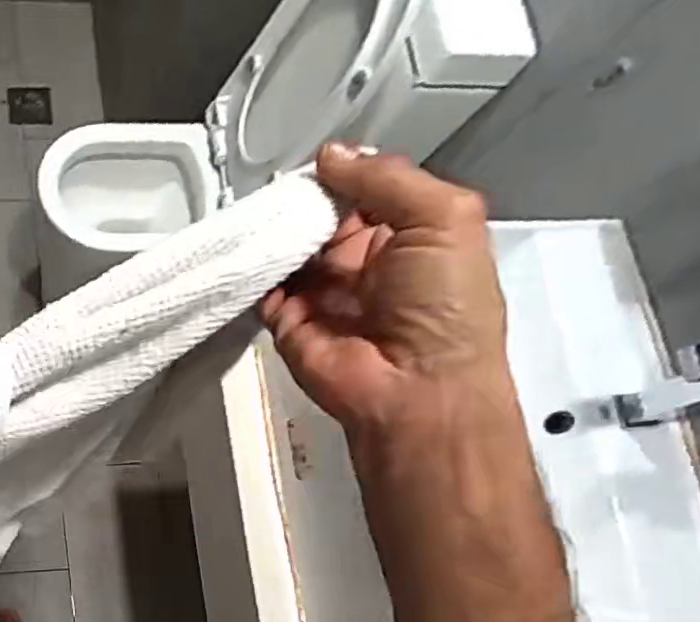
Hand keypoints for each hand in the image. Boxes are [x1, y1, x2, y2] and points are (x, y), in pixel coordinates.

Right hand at [262, 143, 512, 439]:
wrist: (415, 388)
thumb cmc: (446, 305)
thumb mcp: (442, 216)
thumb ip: (385, 178)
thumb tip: (329, 155)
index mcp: (405, 235)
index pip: (363, 193)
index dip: (340, 175)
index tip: (314, 163)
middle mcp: (361, 265)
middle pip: (319, 222)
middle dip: (301, 204)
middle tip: (281, 189)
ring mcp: (322, 297)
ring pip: (289, 255)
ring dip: (275, 236)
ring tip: (261, 215)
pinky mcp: (290, 326)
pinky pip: (266, 293)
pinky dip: (257, 274)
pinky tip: (253, 252)